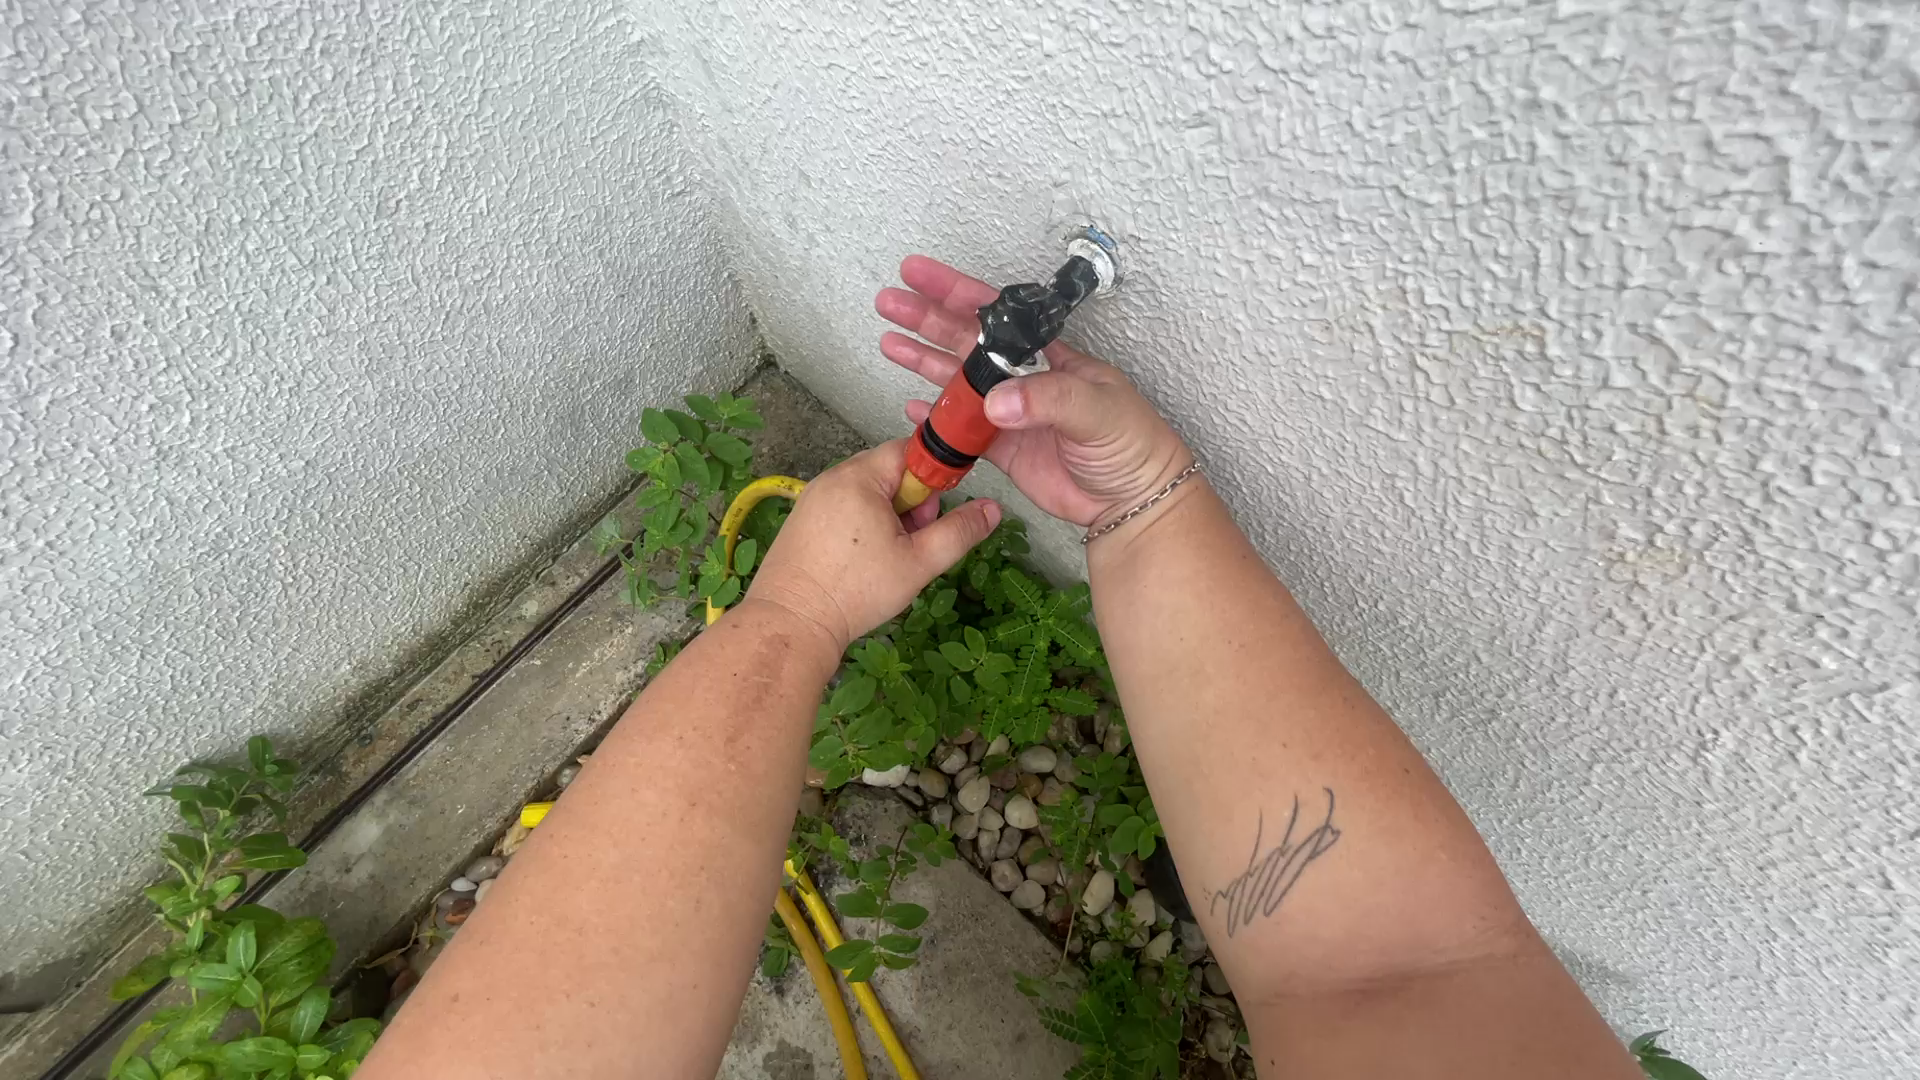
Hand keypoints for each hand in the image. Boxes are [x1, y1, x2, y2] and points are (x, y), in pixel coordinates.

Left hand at [744, 439, 1001, 651]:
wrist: (792, 623)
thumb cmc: (856, 590)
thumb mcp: (919, 562)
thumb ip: (959, 532)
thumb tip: (993, 509)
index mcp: (859, 478)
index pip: (907, 449)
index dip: (932, 475)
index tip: (938, 511)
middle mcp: (831, 478)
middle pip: (886, 471)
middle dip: (911, 500)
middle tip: (915, 539)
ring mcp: (812, 499)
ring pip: (866, 492)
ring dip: (889, 515)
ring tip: (891, 555)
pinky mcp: (802, 521)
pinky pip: (844, 508)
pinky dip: (863, 525)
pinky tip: (865, 561)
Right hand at [876, 255, 1191, 527]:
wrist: (1130, 499)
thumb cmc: (1129, 443)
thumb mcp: (1098, 409)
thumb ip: (1048, 399)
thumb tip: (995, 402)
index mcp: (1045, 357)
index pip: (993, 316)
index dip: (954, 293)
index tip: (919, 276)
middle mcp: (1023, 379)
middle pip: (964, 343)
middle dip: (926, 321)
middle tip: (889, 304)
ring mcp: (1010, 414)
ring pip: (957, 383)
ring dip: (923, 362)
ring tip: (890, 344)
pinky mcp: (1003, 450)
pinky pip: (961, 431)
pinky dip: (936, 420)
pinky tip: (913, 409)